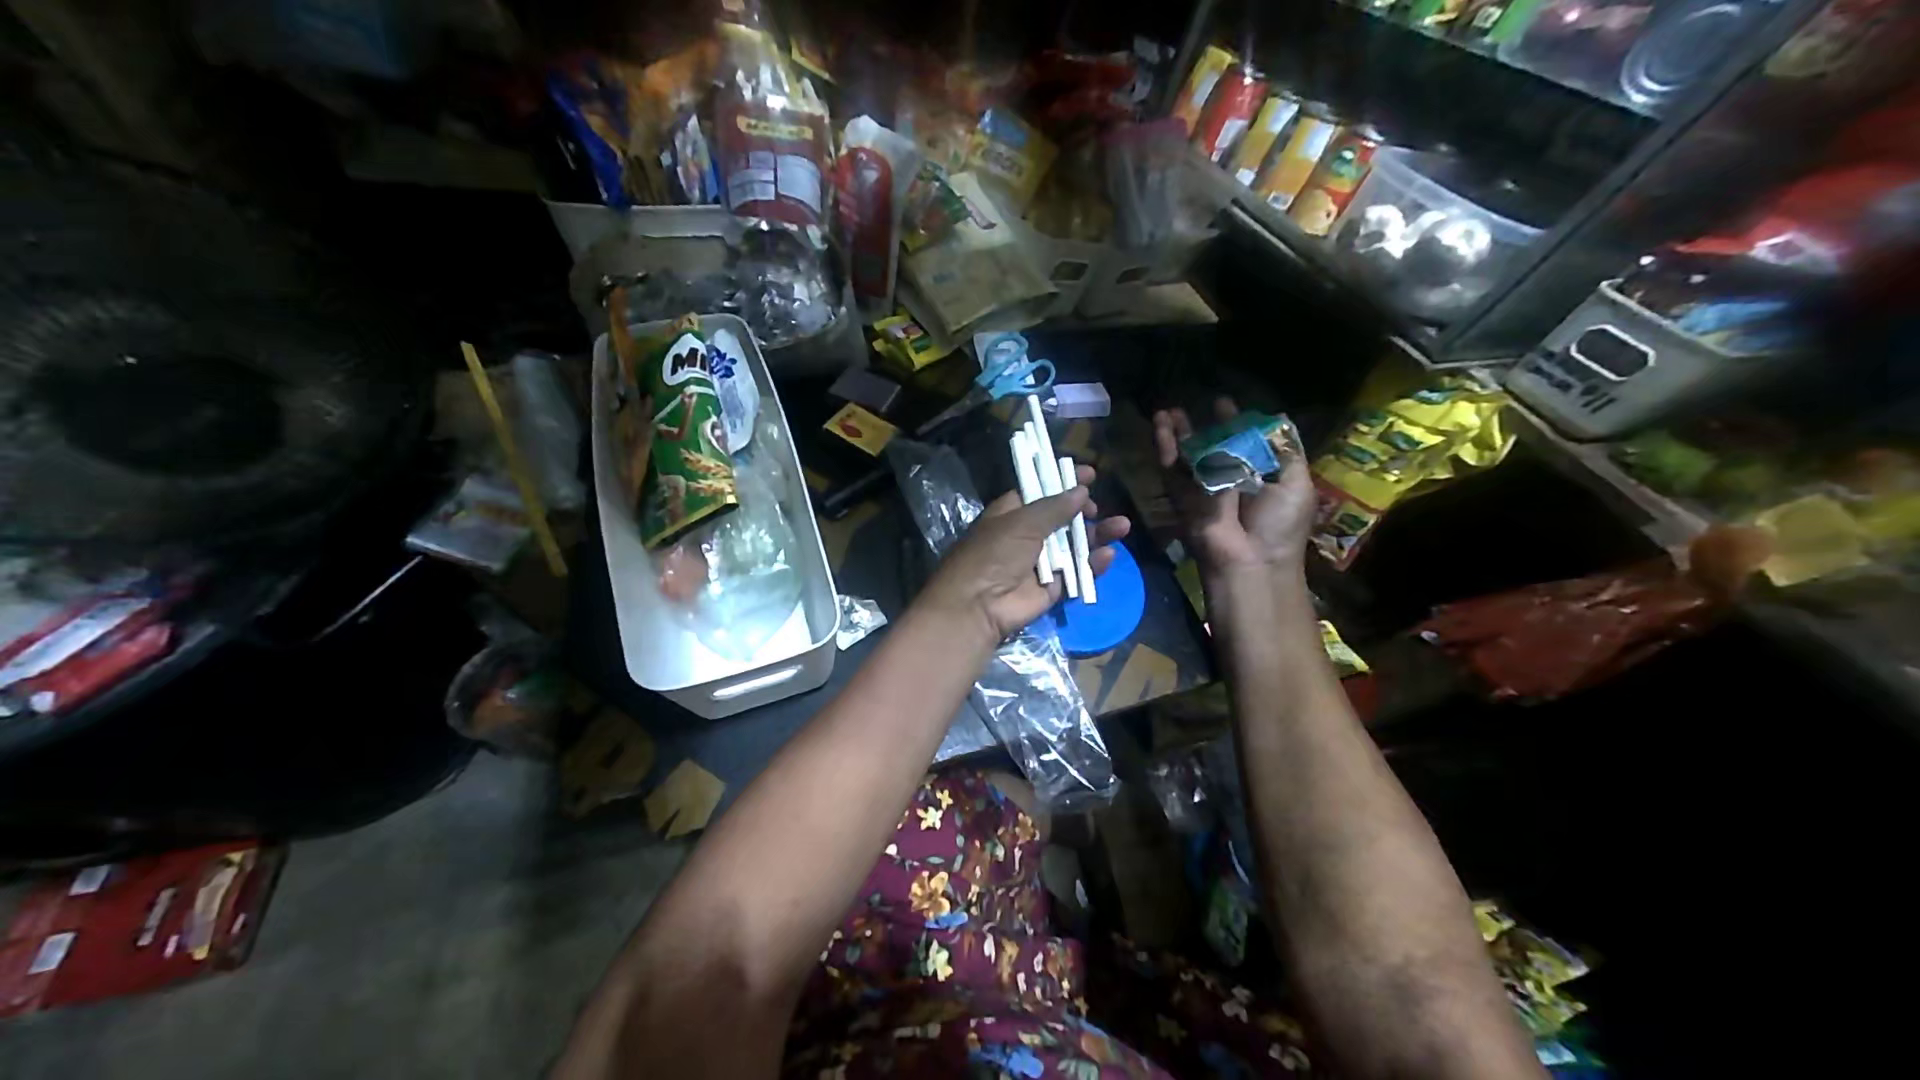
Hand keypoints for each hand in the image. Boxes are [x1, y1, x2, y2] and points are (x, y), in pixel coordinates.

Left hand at [918, 464, 1131, 644]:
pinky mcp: (1054, 587)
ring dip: (1098, 535)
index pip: (1041, 491)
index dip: (1064, 482)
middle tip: (1098, 508)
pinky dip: (1093, 564)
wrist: (979, 605)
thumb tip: (1081, 490)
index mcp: (1012, 514)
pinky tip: (1108, 555)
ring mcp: (1042, 562)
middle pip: (1063, 519)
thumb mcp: (1022, 523)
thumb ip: (1054, 507)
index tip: (1090, 474)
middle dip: (1084, 511)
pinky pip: (1078, 573)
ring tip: (1122, 526)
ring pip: (1076, 545)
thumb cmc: (994, 554)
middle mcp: (1027, 536)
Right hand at [1154, 398, 1315, 579]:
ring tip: (1167, 410)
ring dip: (1177, 432)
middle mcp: (1228, 480)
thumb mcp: (1296, 482)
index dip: (1233, 423)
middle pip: (1210, 447)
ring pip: (1186, 454)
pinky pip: (1172, 468)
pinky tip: (1161, 424)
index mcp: (1257, 476)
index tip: (1222, 404)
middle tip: (1187, 404)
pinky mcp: (1181, 496)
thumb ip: (1286, 449)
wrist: (1249, 561)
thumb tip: (1281, 416)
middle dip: (1199, 427)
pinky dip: (1165, 445)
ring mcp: (1201, 488)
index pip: (1242, 443)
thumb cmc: (1279, 524)